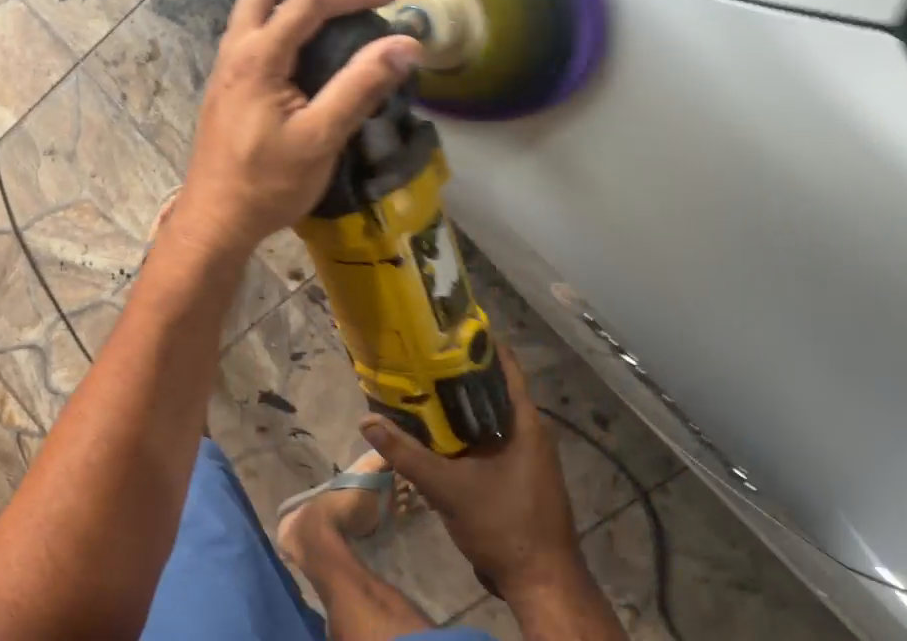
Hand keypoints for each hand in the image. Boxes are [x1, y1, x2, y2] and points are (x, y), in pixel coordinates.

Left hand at [164, 0, 421, 257]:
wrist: (215, 219)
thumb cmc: (267, 184)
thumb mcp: (321, 137)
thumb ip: (361, 86)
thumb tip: (406, 44)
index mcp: (256, 58)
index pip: (307, 2)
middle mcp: (233, 54)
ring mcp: (224, 72)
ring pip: (251, 13)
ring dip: (290, 4)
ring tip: (334, 20)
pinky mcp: (225, 90)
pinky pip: (250, 38)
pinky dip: (280, 28)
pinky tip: (307, 56)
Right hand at [359, 349, 584, 600]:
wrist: (540, 582)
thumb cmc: (503, 526)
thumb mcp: (447, 488)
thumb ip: (405, 453)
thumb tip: (366, 420)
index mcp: (524, 423)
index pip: (504, 365)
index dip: (475, 341)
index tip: (440, 325)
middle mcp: (528, 431)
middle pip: (489, 387)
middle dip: (453, 370)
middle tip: (414, 354)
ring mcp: (524, 454)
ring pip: (485, 414)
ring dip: (454, 402)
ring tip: (414, 385)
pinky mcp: (514, 473)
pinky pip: (484, 437)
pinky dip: (459, 429)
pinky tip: (429, 431)